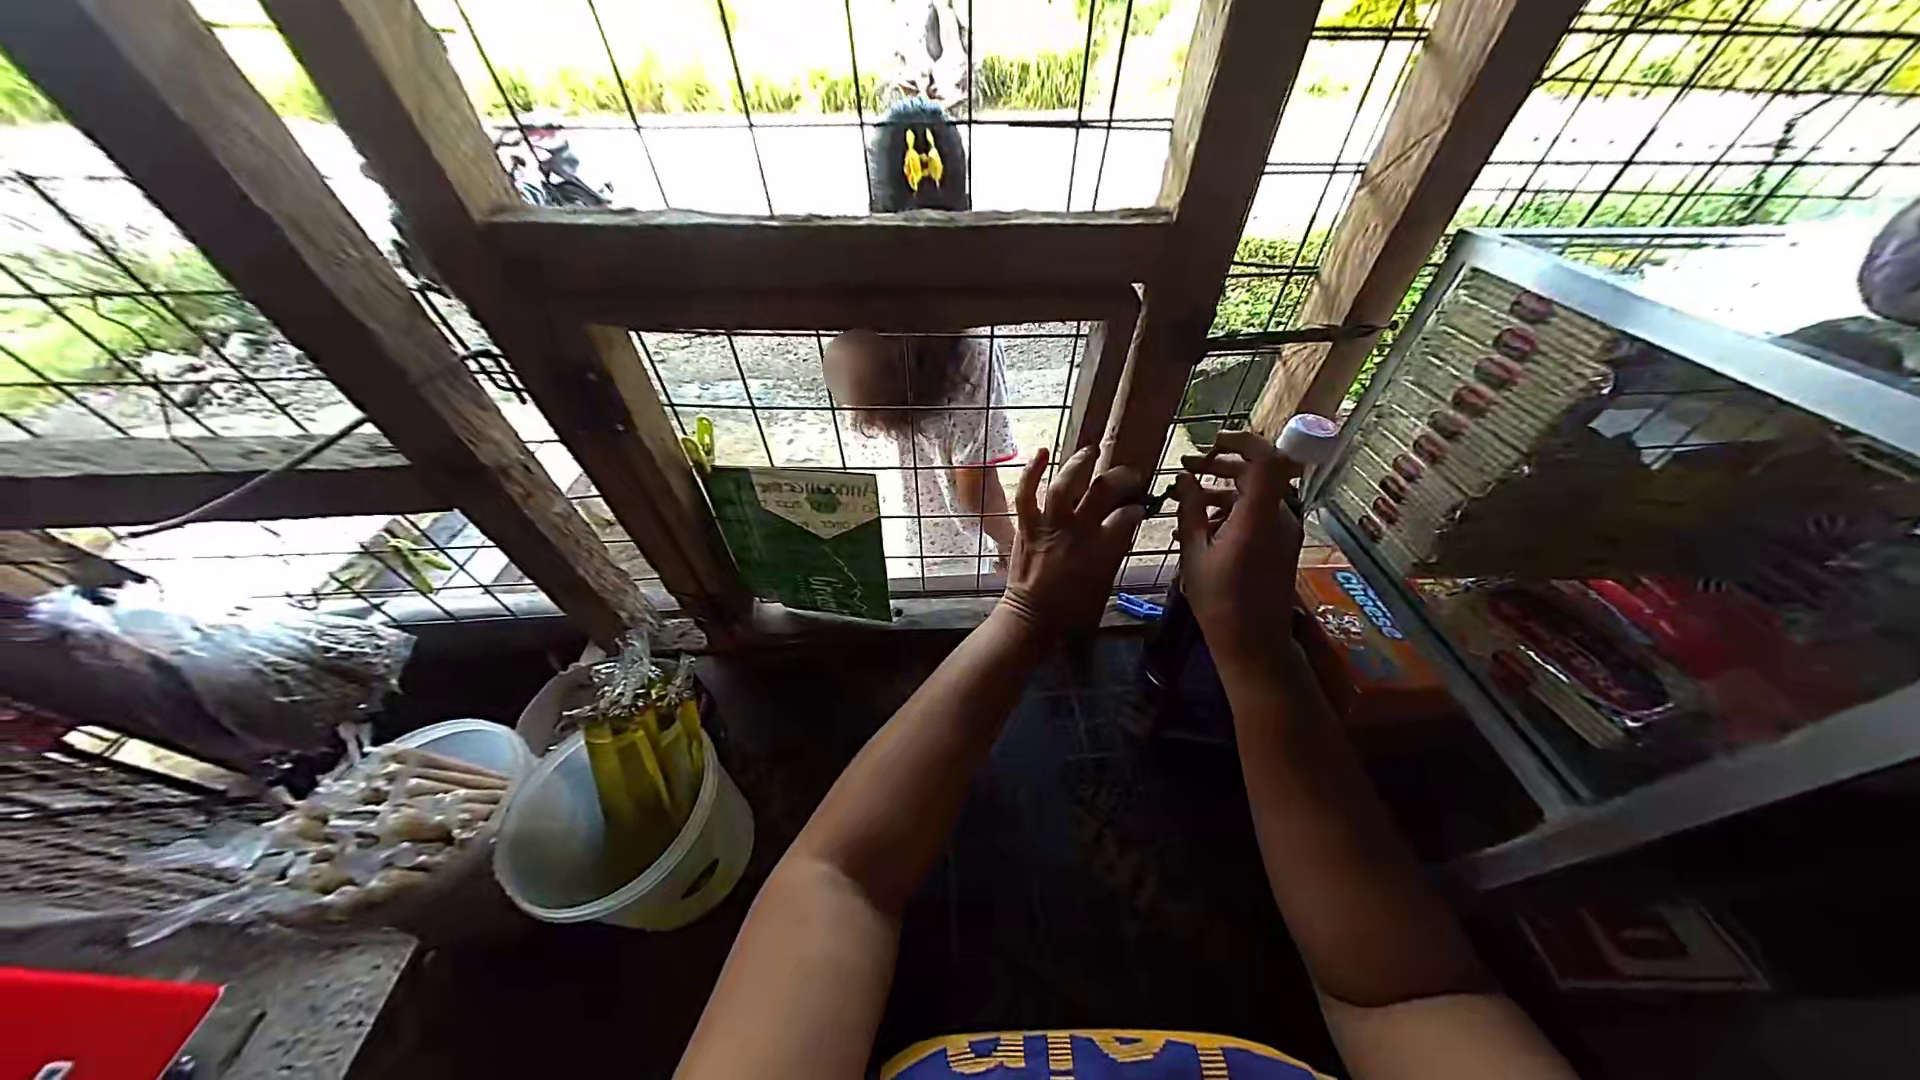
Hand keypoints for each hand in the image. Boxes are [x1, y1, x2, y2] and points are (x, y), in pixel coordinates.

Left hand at [1000, 446, 1144, 633]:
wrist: (1033, 617)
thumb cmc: (1073, 608)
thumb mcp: (1106, 582)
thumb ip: (1115, 551)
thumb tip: (1124, 527)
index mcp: (1102, 548)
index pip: (1127, 516)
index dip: (1136, 508)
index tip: (1138, 507)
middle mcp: (1077, 531)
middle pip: (1102, 491)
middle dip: (1120, 477)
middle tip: (1128, 474)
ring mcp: (1050, 526)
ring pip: (1063, 485)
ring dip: (1079, 464)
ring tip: (1091, 450)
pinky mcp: (1027, 526)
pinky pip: (1026, 493)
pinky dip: (1032, 471)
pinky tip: (1042, 451)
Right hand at [1174, 431, 1304, 665]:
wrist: (1254, 644)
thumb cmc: (1219, 604)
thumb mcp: (1194, 555)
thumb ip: (1190, 512)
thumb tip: (1184, 479)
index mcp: (1258, 520)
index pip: (1268, 461)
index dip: (1244, 441)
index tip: (1212, 442)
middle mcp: (1280, 519)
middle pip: (1260, 473)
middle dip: (1224, 464)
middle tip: (1190, 468)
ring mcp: (1284, 532)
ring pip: (1258, 493)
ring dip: (1226, 488)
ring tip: (1190, 498)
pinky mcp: (1281, 544)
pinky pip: (1260, 512)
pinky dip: (1235, 507)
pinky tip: (1206, 524)